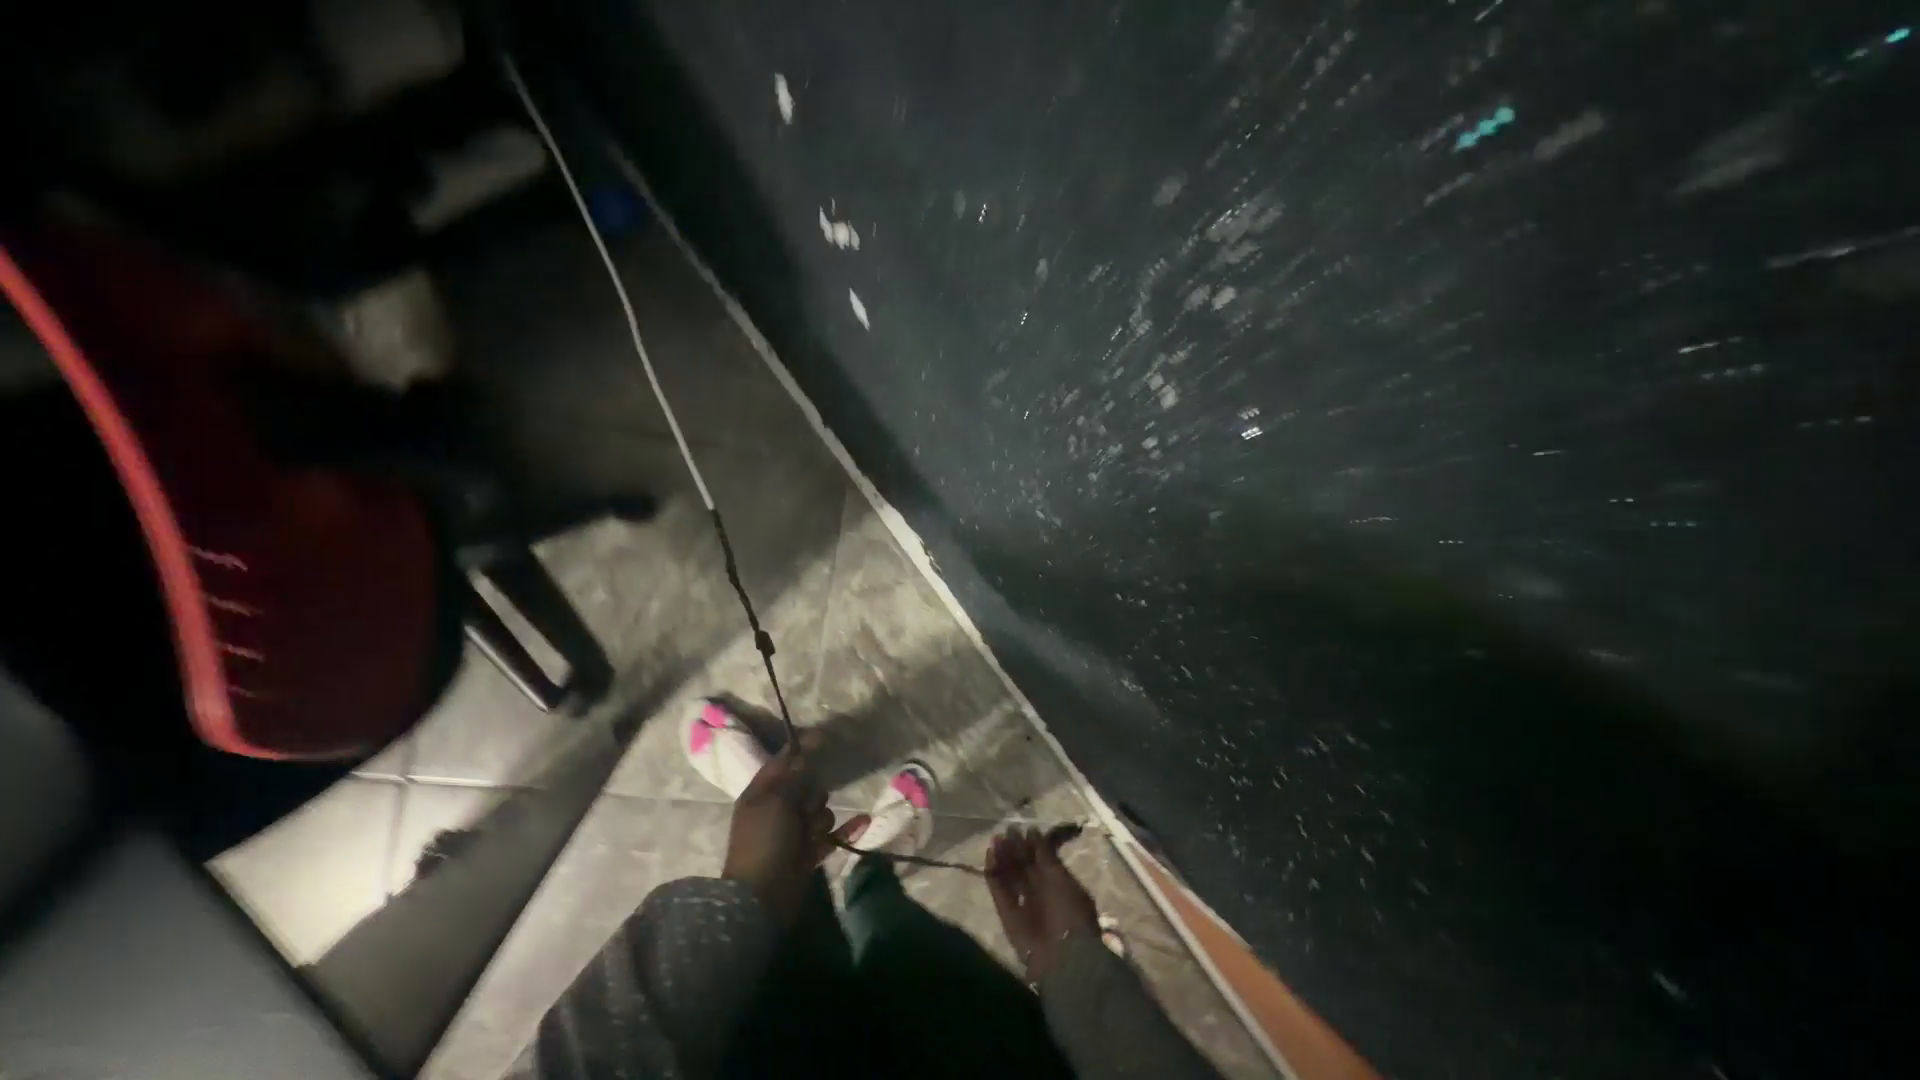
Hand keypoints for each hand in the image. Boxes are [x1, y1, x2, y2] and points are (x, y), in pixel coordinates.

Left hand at [722, 729, 867, 922]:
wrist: (761, 897)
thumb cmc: (763, 843)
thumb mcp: (774, 802)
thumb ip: (790, 776)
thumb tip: (802, 752)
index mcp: (761, 794)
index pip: (782, 762)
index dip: (800, 748)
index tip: (823, 735)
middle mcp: (777, 809)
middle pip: (805, 786)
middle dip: (812, 793)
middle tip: (805, 807)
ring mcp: (794, 832)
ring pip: (820, 810)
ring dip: (821, 818)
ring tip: (812, 834)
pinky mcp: (809, 852)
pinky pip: (832, 834)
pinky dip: (846, 828)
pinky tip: (863, 820)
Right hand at [987, 826, 1100, 981]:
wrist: (1063, 956)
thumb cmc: (1070, 914)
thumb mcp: (1063, 880)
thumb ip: (1047, 858)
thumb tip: (1034, 833)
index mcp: (1060, 885)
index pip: (1044, 861)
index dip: (1035, 845)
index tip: (1026, 828)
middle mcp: (1041, 894)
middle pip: (1025, 867)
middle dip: (1017, 849)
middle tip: (1007, 830)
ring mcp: (1023, 904)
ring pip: (1011, 877)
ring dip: (1003, 858)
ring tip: (996, 839)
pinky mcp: (1007, 915)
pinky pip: (999, 892)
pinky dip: (993, 875)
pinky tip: (990, 856)